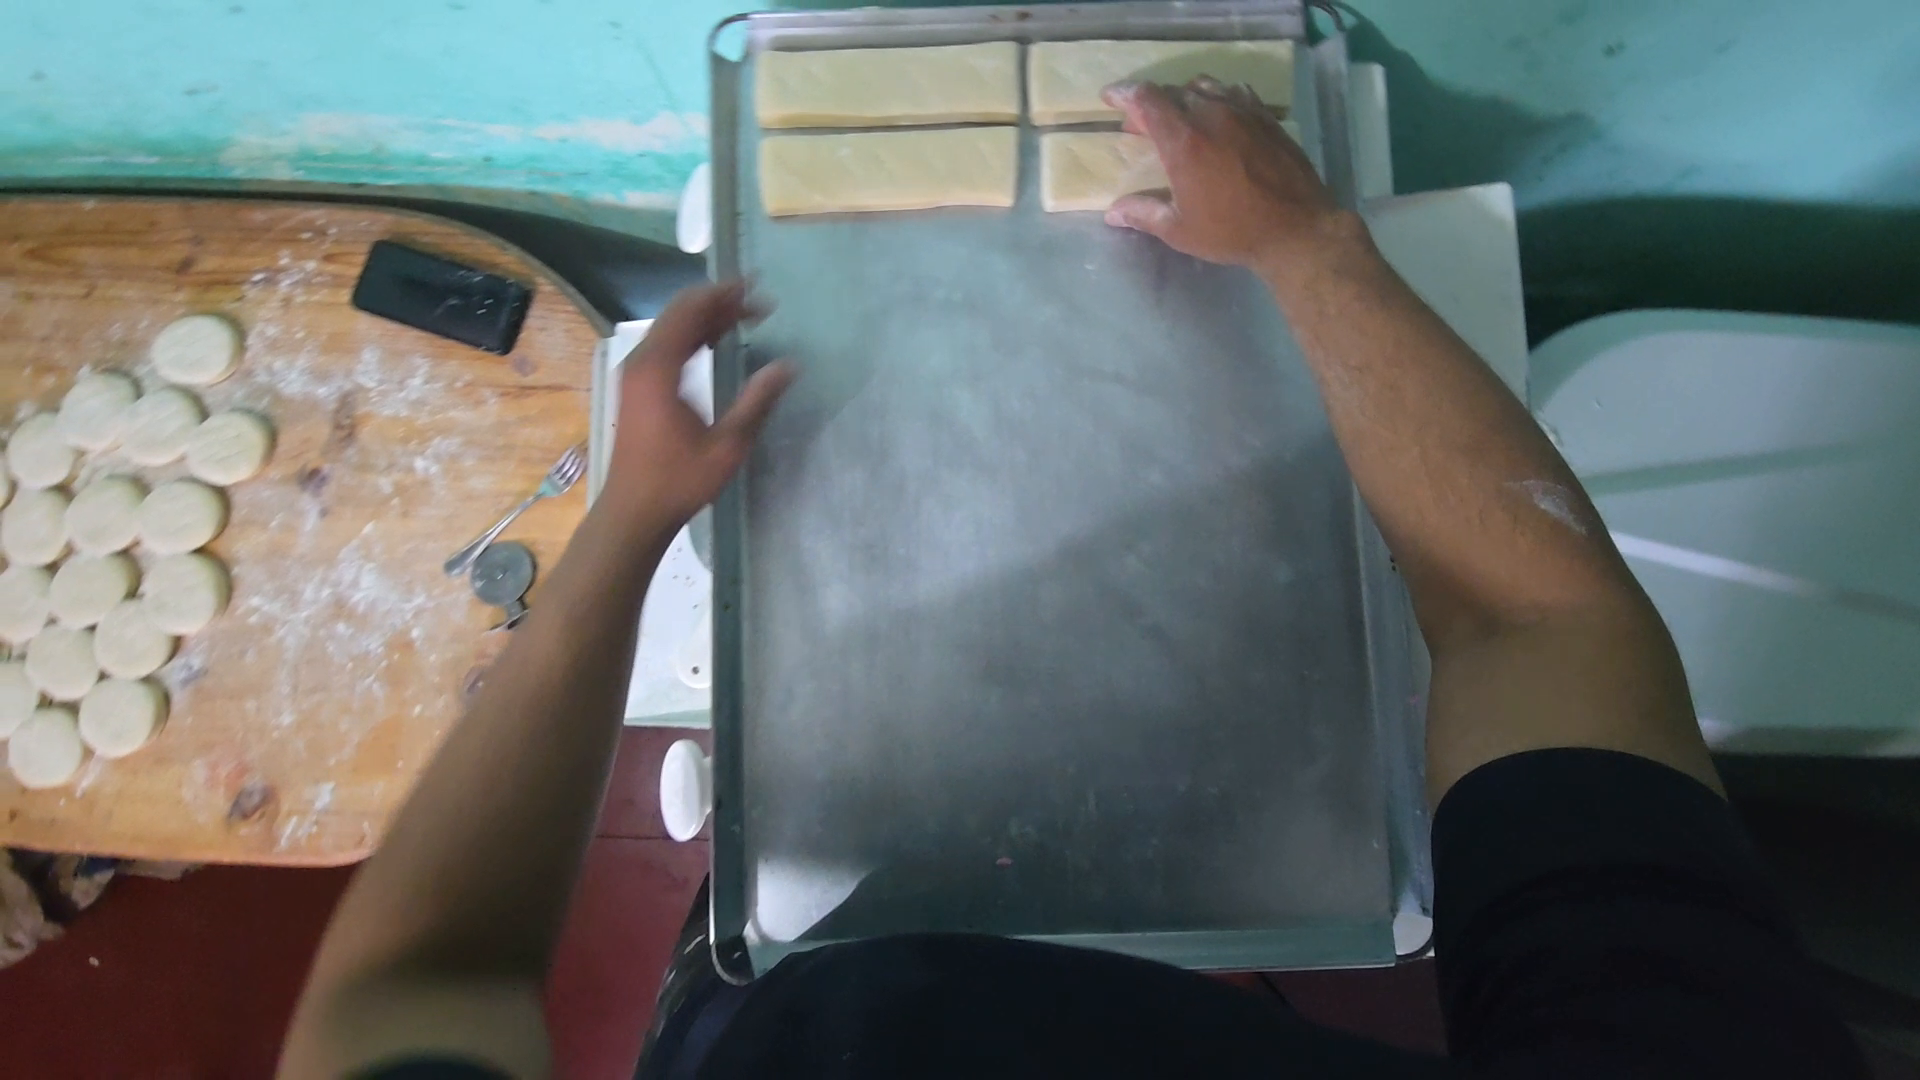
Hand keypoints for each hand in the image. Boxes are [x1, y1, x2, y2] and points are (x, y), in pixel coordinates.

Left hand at [604, 280, 792, 528]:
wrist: (635, 511)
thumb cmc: (680, 480)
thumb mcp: (728, 444)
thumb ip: (757, 401)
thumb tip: (787, 366)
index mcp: (660, 368)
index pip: (690, 311)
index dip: (725, 295)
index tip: (759, 289)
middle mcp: (642, 362)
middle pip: (680, 314)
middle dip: (720, 303)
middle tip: (759, 303)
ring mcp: (637, 374)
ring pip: (672, 329)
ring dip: (707, 319)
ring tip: (745, 316)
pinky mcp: (639, 388)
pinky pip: (667, 347)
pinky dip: (693, 337)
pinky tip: (716, 342)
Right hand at [1101, 78, 1364, 281]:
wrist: (1293, 227)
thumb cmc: (1230, 232)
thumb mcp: (1179, 230)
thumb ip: (1143, 214)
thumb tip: (1113, 212)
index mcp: (1184, 142)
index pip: (1148, 100)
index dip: (1125, 94)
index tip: (1111, 98)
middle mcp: (1212, 115)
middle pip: (1174, 91)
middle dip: (1152, 103)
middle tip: (1141, 125)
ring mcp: (1243, 111)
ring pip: (1205, 86)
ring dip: (1184, 98)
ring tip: (1179, 120)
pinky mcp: (1265, 116)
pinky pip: (1234, 93)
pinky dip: (1216, 99)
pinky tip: (1216, 119)